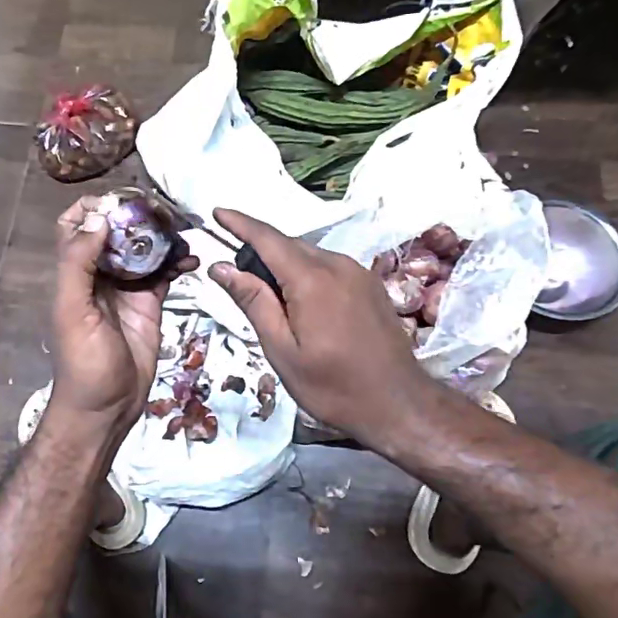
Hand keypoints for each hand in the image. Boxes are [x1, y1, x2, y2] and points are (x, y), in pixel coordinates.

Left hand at [46, 195, 196, 435]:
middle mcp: (99, 275)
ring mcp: (126, 289)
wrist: (106, 407)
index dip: (92, 209)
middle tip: (163, 210)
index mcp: (74, 273)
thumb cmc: (82, 361)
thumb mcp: (71, 310)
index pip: (75, 226)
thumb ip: (78, 263)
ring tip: (183, 230)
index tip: (120, 203)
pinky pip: (164, 274)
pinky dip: (177, 262)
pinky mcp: (149, 304)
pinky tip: (191, 259)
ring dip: (161, 237)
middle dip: (137, 217)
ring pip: (143, 250)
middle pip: (116, 233)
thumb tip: (100, 218)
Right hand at [207, 209, 447, 455]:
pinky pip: (328, 267)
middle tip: (235, 275)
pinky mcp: (370, 285)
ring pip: (309, 255)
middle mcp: (337, 265)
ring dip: (283, 264)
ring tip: (266, 295)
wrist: (399, 404)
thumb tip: (222, 267)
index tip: (217, 212)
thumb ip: (253, 303)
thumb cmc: (333, 386)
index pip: (267, 239)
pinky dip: (305, 273)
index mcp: (312, 280)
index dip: (239, 223)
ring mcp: (358, 273)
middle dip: (258, 249)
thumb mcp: (282, 350)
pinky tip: (299, 301)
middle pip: (288, 244)